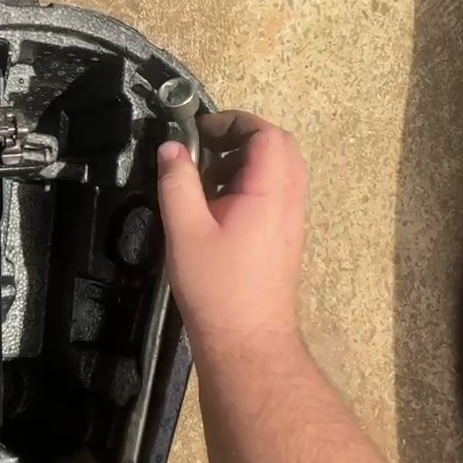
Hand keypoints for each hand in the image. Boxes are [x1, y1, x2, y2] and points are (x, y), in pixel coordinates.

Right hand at [155, 112, 307, 352]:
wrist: (247, 341)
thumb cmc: (216, 286)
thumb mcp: (185, 230)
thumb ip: (178, 183)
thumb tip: (172, 147)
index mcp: (270, 194)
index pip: (268, 136)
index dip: (236, 121)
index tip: (200, 130)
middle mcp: (289, 201)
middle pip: (281, 147)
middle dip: (243, 135)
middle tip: (204, 145)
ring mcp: (290, 219)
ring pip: (280, 169)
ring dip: (245, 158)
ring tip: (206, 174)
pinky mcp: (283, 235)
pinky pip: (275, 190)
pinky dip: (249, 180)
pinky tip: (216, 201)